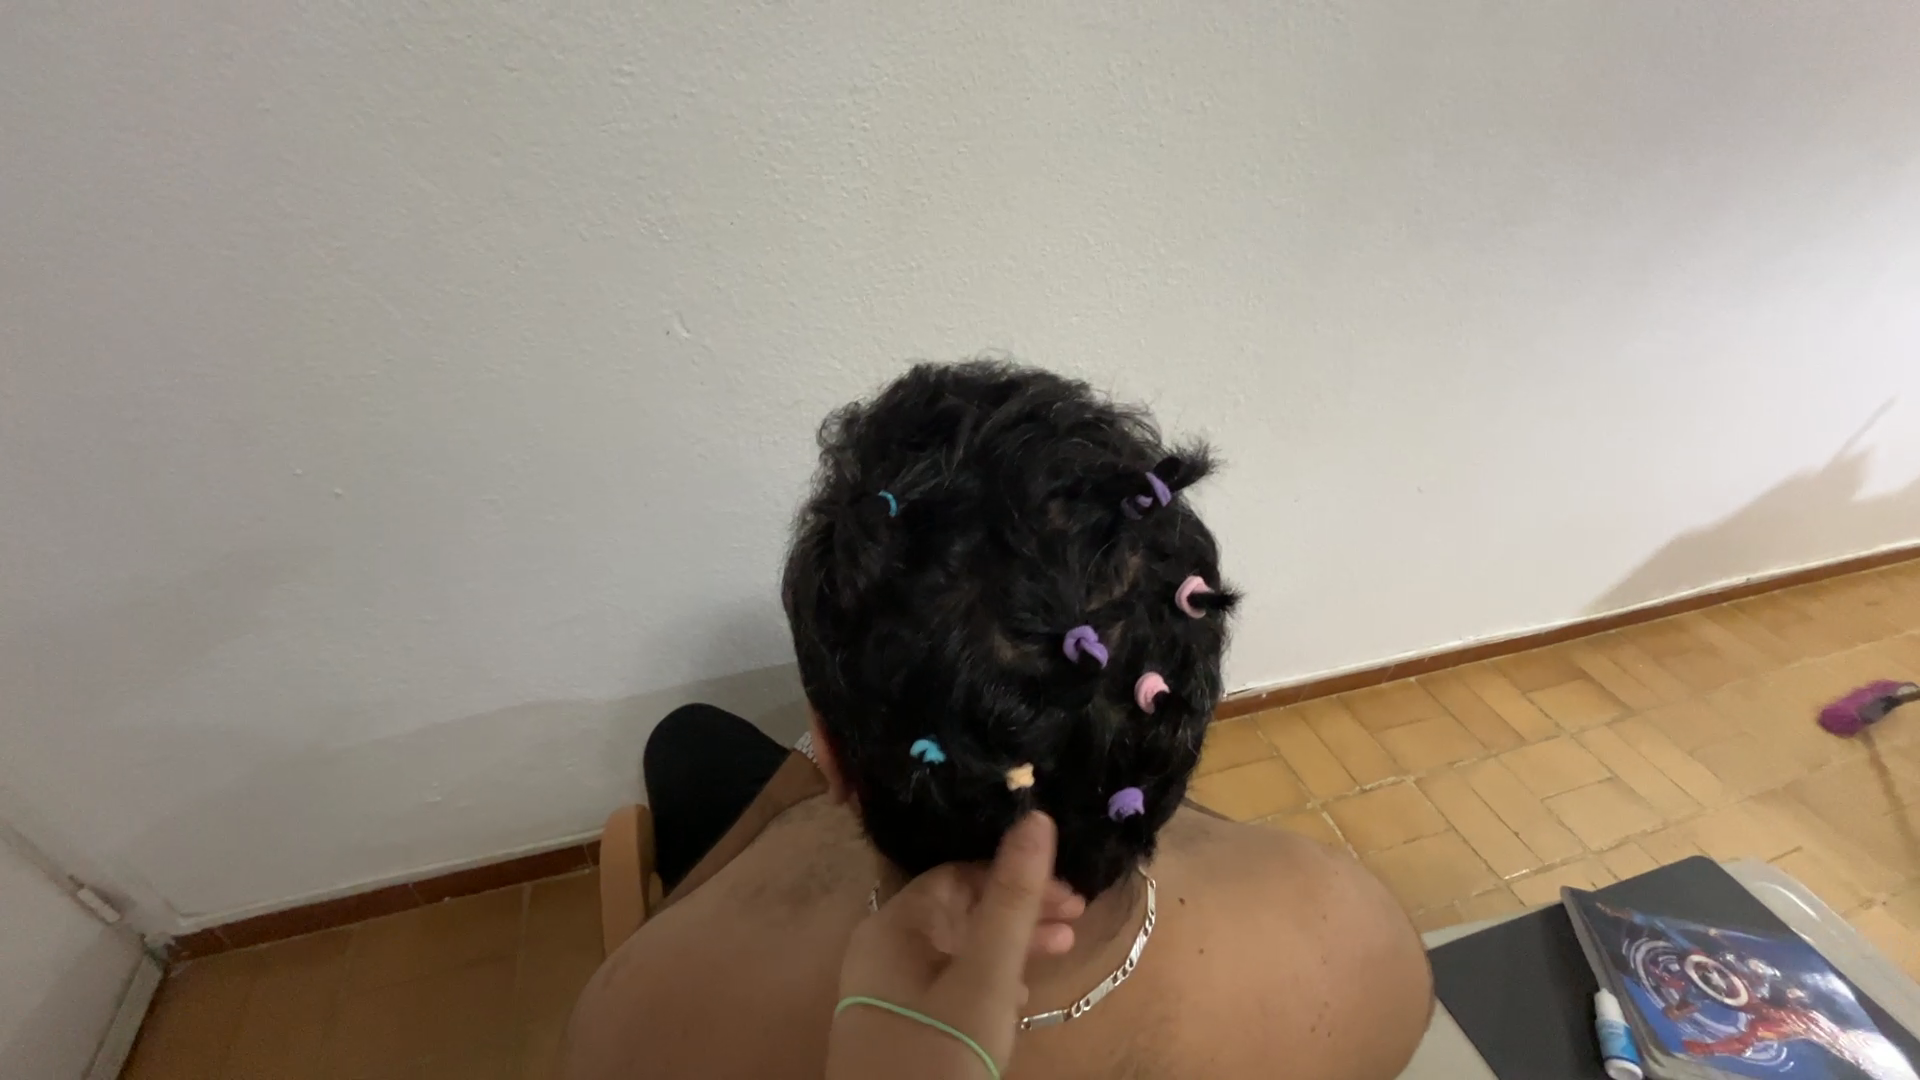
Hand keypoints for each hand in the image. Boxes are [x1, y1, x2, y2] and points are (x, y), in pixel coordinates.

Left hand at [827, 813, 1069, 1078]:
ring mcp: (886, 994)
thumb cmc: (941, 1057)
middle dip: (1019, 910)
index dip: (1014, 876)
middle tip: (1076, 918)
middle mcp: (882, 950)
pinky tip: (1019, 997)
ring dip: (1009, 946)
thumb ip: (1011, 897)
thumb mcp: (986, 977)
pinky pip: (947, 986)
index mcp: (892, 925)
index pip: (958, 876)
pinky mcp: (897, 1031)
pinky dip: (986, 981)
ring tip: (1063, 950)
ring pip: (957, 950)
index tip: (1069, 893)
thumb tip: (1035, 816)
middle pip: (958, 910)